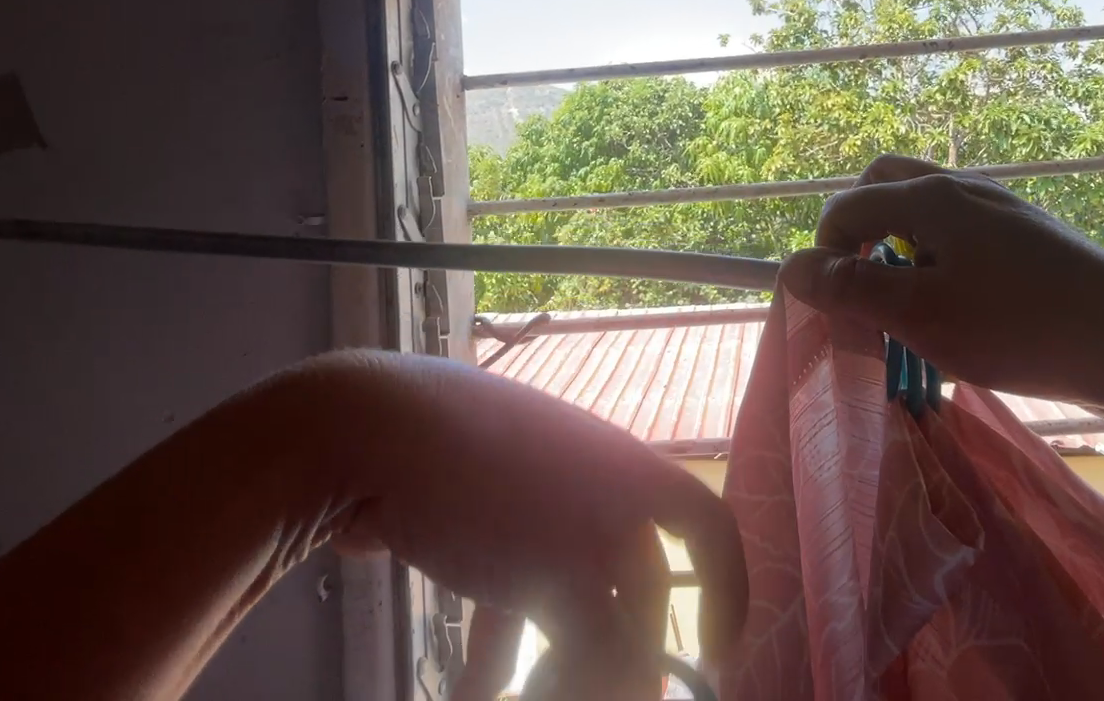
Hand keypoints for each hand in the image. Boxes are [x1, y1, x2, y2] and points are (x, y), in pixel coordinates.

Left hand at [300, 351, 746, 698]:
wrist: (377, 430)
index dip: (726, 586)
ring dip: (563, 660)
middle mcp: (593, 488)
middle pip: (633, 582)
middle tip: (607, 696)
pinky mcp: (482, 527)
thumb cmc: (490, 490)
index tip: (715, 655)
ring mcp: (536, 505)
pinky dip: (503, 651)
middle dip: (625, 653)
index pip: (705, 526)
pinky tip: (479, 691)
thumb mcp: (567, 570)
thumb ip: (613, 636)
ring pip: (570, 597)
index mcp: (632, 478)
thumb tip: (636, 678)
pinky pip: (509, 597)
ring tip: (536, 698)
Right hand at [776, 155, 1103, 405]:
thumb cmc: (1018, 329)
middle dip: (858, 223)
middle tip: (861, 274)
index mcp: (929, 197)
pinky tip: (960, 293)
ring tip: (907, 288)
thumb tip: (790, 268)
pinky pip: (960, 220)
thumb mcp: (921, 315)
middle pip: (884, 180)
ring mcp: (1001, 204)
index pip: (847, 204)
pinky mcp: (1029, 230)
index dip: (824, 248)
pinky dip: (936, 244)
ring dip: (898, 233)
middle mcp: (962, 186)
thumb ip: (850, 289)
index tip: (834, 299)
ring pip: (925, 199)